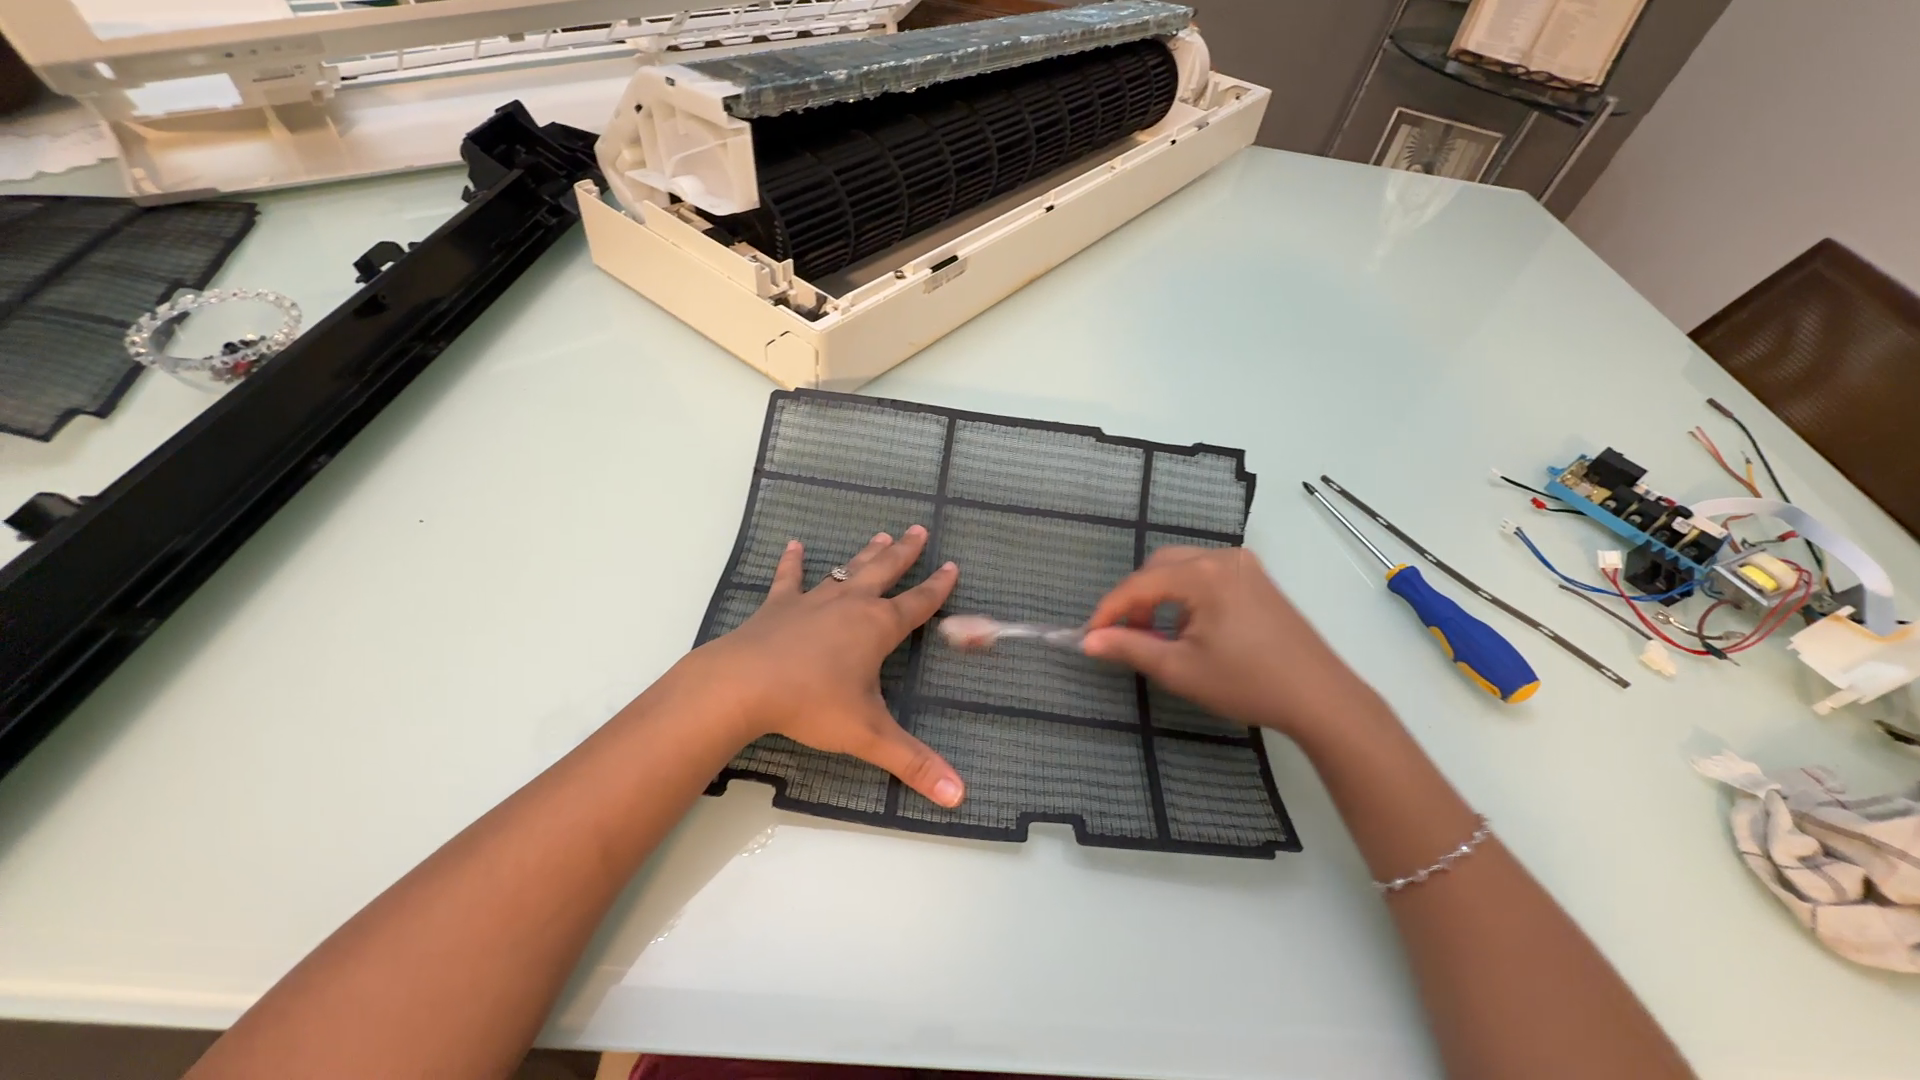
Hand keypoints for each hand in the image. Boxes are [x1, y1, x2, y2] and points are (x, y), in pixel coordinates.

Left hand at [688, 525, 965, 807]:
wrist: (743, 684)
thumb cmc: (811, 704)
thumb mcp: (868, 735)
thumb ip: (913, 762)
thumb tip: (958, 795)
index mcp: (877, 628)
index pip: (917, 604)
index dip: (938, 588)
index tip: (952, 566)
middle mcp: (850, 605)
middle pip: (885, 571)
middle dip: (905, 552)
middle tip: (918, 529)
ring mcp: (813, 601)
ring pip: (846, 570)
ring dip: (865, 553)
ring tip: (880, 533)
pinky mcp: (778, 606)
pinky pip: (789, 578)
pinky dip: (792, 562)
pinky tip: (794, 545)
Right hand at [1081, 547, 1380, 737]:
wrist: (1320, 697)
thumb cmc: (1246, 683)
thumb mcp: (1180, 669)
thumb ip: (1129, 648)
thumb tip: (1088, 641)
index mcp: (1202, 574)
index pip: (1138, 584)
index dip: (1108, 611)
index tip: (1088, 637)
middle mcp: (1223, 558)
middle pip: (1159, 567)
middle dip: (1135, 600)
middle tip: (1124, 636)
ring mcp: (1245, 566)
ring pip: (1183, 569)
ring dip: (1161, 597)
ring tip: (1156, 636)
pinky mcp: (1259, 580)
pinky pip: (1207, 575)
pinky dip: (1186, 595)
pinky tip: (1189, 628)